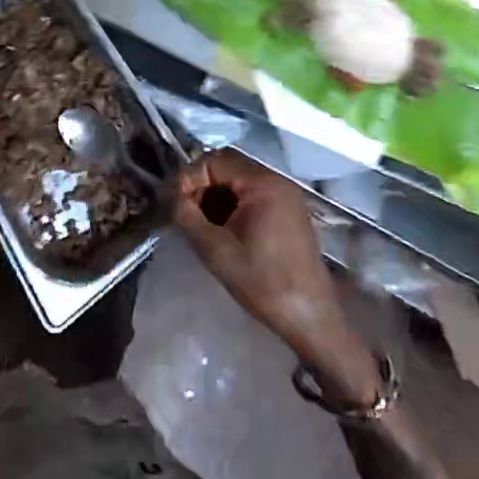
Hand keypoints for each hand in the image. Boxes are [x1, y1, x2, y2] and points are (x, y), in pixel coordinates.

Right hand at [169, 150, 379, 406]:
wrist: (309, 317)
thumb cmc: (262, 282)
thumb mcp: (215, 250)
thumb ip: (187, 216)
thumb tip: (169, 196)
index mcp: (263, 184)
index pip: (215, 161)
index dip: (189, 178)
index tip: (173, 202)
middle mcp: (277, 181)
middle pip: (227, 168)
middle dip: (200, 187)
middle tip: (183, 211)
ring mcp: (285, 196)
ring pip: (237, 182)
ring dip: (214, 197)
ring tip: (199, 223)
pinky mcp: (287, 212)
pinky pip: (251, 196)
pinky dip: (231, 206)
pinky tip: (220, 230)